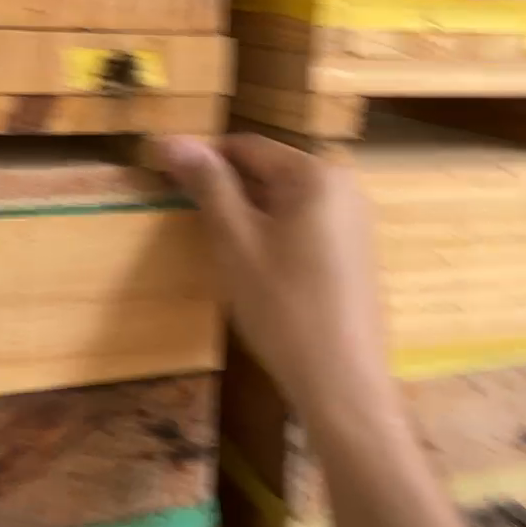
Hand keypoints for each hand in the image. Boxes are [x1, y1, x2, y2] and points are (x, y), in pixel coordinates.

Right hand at [156, 134, 389, 412]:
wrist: (343, 387)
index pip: (246, 146)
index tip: (168, 180)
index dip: (203, 159)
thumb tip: (172, 140)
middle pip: (268, 170)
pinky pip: (305, 223)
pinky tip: (258, 269)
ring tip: (222, 247)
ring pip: (285, 199)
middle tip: (192, 220)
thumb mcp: (235, 240)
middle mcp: (344, 186)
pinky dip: (275, 233)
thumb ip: (207, 184)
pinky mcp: (357, 252)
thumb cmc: (283, 307)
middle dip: (227, 188)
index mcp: (316, 175)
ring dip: (249, 212)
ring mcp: (356, 221)